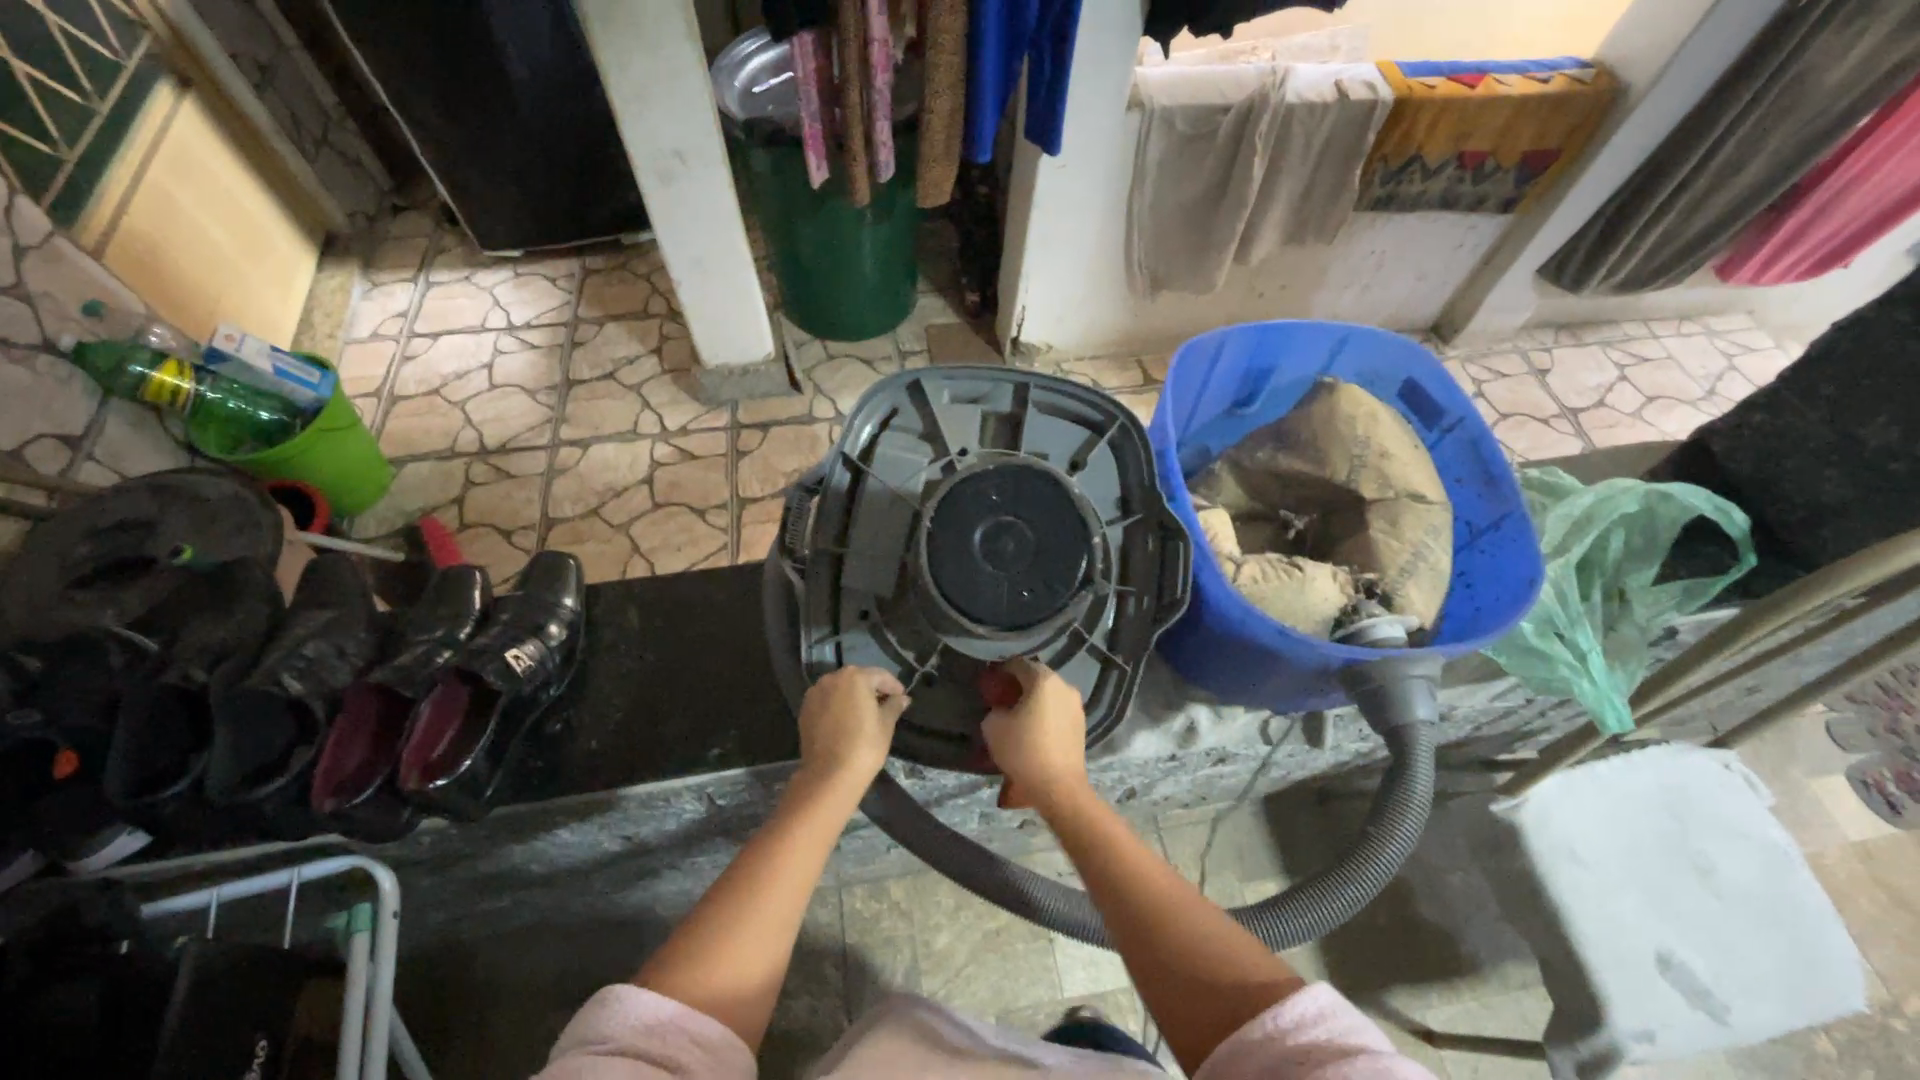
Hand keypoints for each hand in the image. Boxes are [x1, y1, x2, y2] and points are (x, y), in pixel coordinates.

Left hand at [796, 666, 910, 791]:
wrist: (829, 775)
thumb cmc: (864, 746)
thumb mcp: (886, 725)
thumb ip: (894, 706)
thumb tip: (902, 698)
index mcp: (855, 678)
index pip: (880, 675)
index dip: (893, 686)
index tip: (902, 697)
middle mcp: (831, 679)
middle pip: (857, 679)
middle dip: (872, 689)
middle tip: (885, 704)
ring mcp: (815, 694)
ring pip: (840, 689)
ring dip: (853, 696)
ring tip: (865, 713)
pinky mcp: (805, 710)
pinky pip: (826, 701)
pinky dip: (838, 706)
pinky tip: (846, 721)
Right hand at [982, 658, 1090, 812]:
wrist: (1058, 786)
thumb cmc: (1023, 750)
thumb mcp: (993, 727)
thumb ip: (995, 709)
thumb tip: (1002, 709)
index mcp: (1043, 680)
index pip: (1019, 664)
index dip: (1002, 671)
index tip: (991, 684)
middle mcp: (1064, 686)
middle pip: (1037, 677)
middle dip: (1019, 685)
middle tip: (1002, 699)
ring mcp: (1076, 705)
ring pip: (1049, 694)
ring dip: (1034, 700)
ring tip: (1018, 716)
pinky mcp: (1082, 724)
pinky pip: (1058, 710)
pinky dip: (1046, 713)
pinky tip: (1034, 729)